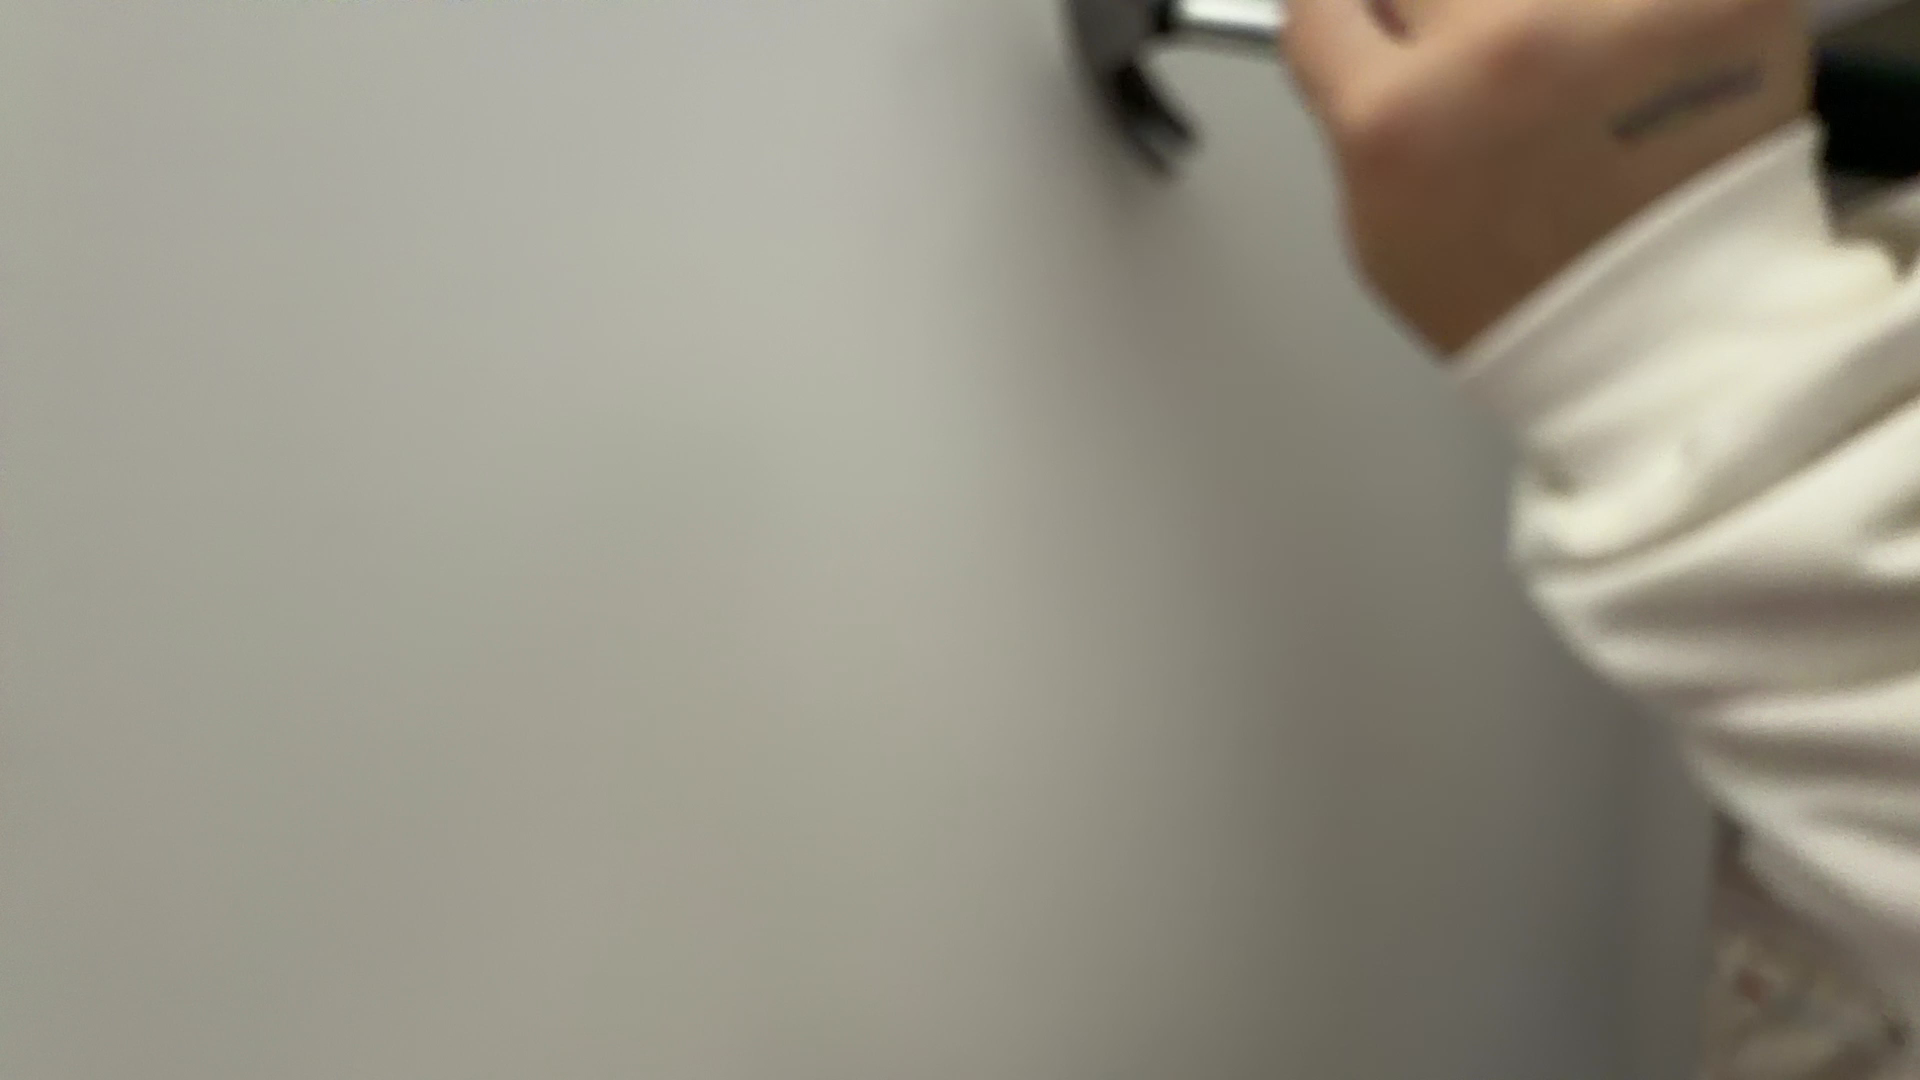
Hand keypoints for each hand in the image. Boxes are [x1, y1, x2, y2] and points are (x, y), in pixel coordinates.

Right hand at [1283, 0, 1813, 352]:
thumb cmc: (1496, 294)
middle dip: (1426, 10)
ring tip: (1545, 74)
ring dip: (1522, 14)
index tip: (1352, 18)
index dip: (1331, 13)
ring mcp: (1613, 8)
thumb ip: (1361, 120)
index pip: (1322, 5)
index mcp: (1394, 121)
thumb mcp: (1377, 224)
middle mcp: (1493, 47)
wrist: (1640, 324)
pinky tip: (1613, 66)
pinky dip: (1613, 18)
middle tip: (1455, 52)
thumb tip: (1366, 41)